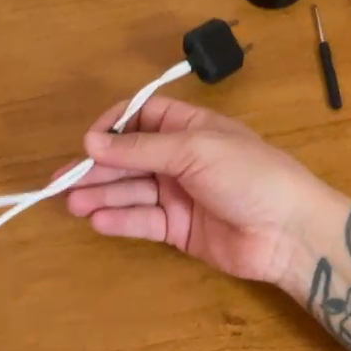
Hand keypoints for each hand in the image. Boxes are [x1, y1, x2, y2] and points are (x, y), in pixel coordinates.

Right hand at [66, 97, 342, 287]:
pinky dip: (120, 220)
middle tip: (62, 183)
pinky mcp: (177, 229)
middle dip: (96, 169)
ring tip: (72, 204)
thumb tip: (91, 141)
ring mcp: (177, 196)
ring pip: (130, 191)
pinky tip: (97, 220)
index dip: (111, 128)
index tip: (87, 143)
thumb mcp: (195, 150)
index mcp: (188, 128)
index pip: (139, 118)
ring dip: (101, 196)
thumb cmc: (250, 176)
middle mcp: (179, 159)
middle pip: (127, 159)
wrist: (289, 232)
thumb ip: (142, 148)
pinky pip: (142, 221)